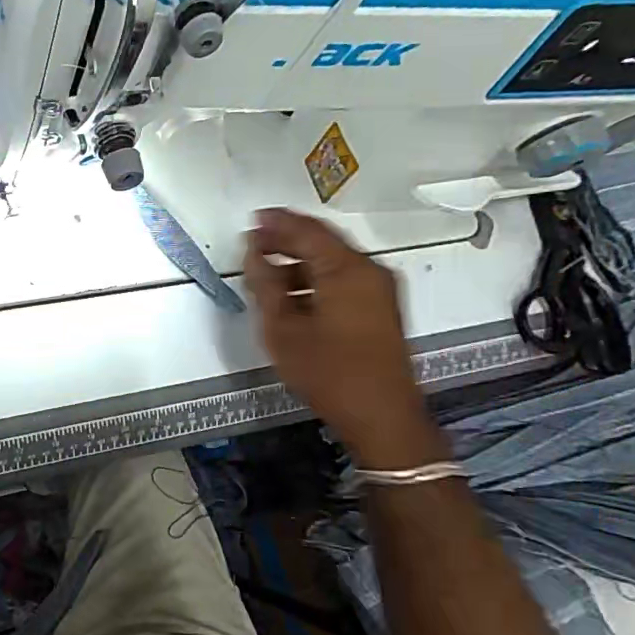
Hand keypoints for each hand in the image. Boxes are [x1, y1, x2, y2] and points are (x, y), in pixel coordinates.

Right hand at [242, 209, 448, 469]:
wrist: (380, 416)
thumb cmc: (327, 371)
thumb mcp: (282, 328)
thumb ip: (265, 283)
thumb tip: (254, 251)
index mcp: (347, 270)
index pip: (308, 231)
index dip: (278, 222)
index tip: (252, 218)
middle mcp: (370, 271)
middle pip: (324, 242)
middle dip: (288, 238)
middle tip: (254, 240)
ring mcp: (380, 290)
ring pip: (333, 260)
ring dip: (300, 258)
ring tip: (266, 267)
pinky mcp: (381, 308)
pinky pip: (344, 277)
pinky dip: (316, 274)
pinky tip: (293, 290)